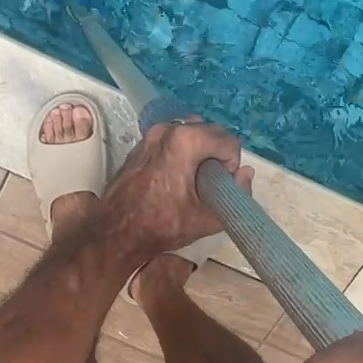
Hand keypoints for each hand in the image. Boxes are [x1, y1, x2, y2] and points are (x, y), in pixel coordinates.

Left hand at [99, 117, 250, 258]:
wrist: (115, 232)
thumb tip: (246, 173)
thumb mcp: (208, 218)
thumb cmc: (161, 226)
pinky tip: (173, 178)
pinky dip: (179, 153)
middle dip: (216, 154)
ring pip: (189, 133)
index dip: (231, 165)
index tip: (220, 186)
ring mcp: (150, 135)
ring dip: (198, 151)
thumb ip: (237, 193)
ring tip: (192, 180)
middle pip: (209, 131)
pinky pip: (170, 140)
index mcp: (187, 141)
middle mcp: (168, 129)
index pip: (229, 141)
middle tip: (209, 183)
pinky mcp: (139, 145)